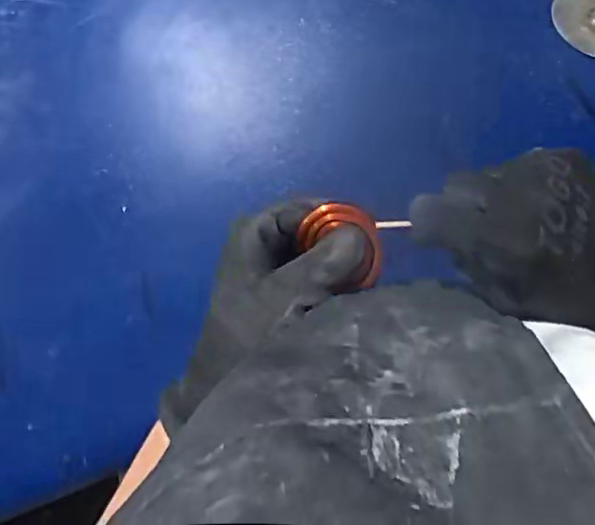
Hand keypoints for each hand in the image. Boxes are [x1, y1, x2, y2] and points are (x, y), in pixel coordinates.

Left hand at [159, 199, 370, 432]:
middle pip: (314, 233)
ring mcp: (272, 270)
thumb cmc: (250, 334)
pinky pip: (317, 281)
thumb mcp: (287, 294)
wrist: (224, 386)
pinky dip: (334, 290)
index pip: (305, 209)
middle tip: (366, 275)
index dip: (338, 221)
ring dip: (340, 274)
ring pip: (319, 258)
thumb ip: (323, 262)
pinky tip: (347, 306)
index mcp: (254, 230)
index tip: (371, 243)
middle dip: (341, 251)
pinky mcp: (282, 296)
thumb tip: (358, 232)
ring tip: (357, 293)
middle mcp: (262, 243)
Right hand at [409, 148, 594, 355]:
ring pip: (488, 172)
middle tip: (474, 224)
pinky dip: (522, 182)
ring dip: (492, 192)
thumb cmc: (573, 304)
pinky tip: (539, 201)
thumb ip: (468, 263)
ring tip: (512, 213)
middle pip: (458, 185)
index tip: (430, 233)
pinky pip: (520, 164)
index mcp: (503, 239)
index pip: (434, 211)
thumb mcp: (509, 299)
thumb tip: (436, 237)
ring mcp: (543, 171)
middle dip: (460, 205)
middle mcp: (518, 196)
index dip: (428, 223)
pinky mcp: (564, 156)